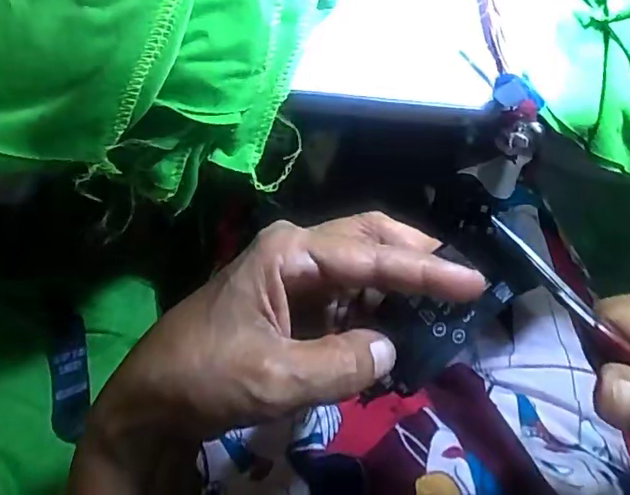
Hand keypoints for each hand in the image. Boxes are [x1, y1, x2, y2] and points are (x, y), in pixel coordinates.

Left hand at [69, 213, 485, 492]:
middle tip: (461, 274)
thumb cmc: (208, 374)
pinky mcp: (289, 299)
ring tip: (441, 298)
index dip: (425, 269)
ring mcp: (290, 273)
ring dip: (396, 277)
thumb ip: (340, 364)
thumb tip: (390, 348)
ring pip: (357, 262)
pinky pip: (343, 292)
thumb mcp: (276, 378)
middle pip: (366, 237)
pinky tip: (395, 324)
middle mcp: (293, 250)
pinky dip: (374, 304)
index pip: (370, 256)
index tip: (473, 281)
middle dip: (413, 251)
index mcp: (289, 252)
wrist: (156, 393)